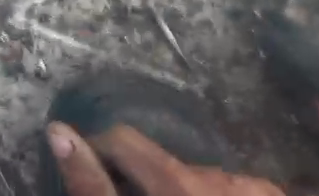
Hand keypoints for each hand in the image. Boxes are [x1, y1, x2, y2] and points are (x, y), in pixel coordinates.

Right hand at [49, 123, 284, 195]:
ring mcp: (262, 195)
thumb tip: (57, 129)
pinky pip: (239, 194)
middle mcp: (228, 181)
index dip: (99, 155)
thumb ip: (93, 187)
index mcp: (184, 186)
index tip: (95, 182)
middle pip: (164, 164)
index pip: (122, 140)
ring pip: (204, 181)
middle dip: (147, 185)